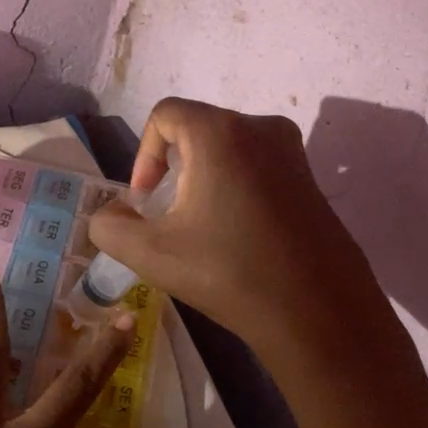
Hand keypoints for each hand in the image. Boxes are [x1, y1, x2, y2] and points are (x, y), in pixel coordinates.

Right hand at [86, 98, 385, 362]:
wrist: (317, 312)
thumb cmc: (229, 273)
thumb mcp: (152, 254)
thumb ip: (111, 227)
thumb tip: (110, 215)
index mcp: (220, 132)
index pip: (164, 115)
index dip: (143, 154)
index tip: (146, 201)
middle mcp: (260, 128)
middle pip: (198, 129)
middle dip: (174, 168)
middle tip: (169, 216)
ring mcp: (292, 152)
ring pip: (229, 149)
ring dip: (205, 179)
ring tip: (201, 229)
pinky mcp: (310, 179)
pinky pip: (258, 166)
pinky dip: (236, 188)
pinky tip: (238, 236)